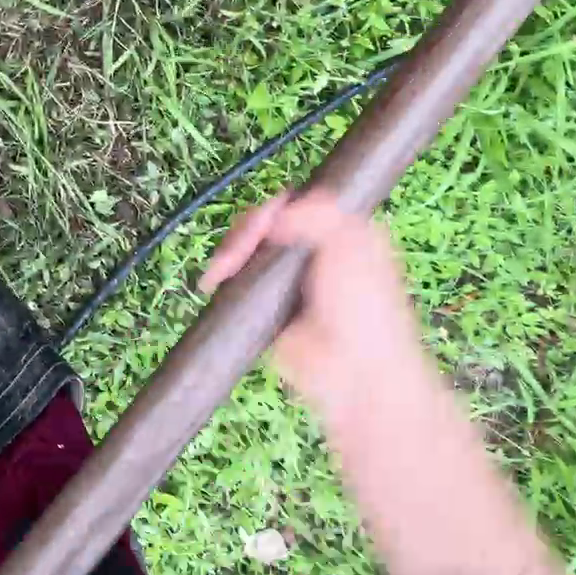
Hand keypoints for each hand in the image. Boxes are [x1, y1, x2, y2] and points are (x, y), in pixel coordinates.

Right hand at [199, 191, 428, 414]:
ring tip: (222, 271)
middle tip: (241, 248)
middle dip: (245, 231)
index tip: (266, 221)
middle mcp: (308, 250)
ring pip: (244, 246)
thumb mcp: (353, 247)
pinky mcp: (260, 299)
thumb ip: (318, 216)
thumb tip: (274, 213)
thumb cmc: (362, 309)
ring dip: (228, 251)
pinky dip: (220, 273)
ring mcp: (282, 276)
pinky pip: (234, 275)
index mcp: (339, 233)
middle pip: (263, 222)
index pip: (296, 203)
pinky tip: (213, 280)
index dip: (276, 206)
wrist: (351, 371)